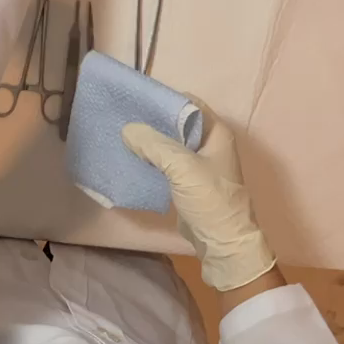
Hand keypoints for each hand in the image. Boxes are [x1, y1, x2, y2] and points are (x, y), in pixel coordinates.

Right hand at [123, 109, 277, 292]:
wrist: (222, 243)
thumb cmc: (210, 200)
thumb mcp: (181, 167)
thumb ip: (154, 145)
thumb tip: (128, 130)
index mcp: (216, 132)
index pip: (188, 104)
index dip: (163, 101)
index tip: (135, 102)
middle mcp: (209, 144)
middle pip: (176, 124)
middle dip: (152, 122)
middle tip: (123, 119)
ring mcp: (198, 165)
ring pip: (169, 145)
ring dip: (149, 143)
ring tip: (122, 137)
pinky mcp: (187, 183)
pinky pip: (166, 164)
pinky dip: (150, 161)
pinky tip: (131, 160)